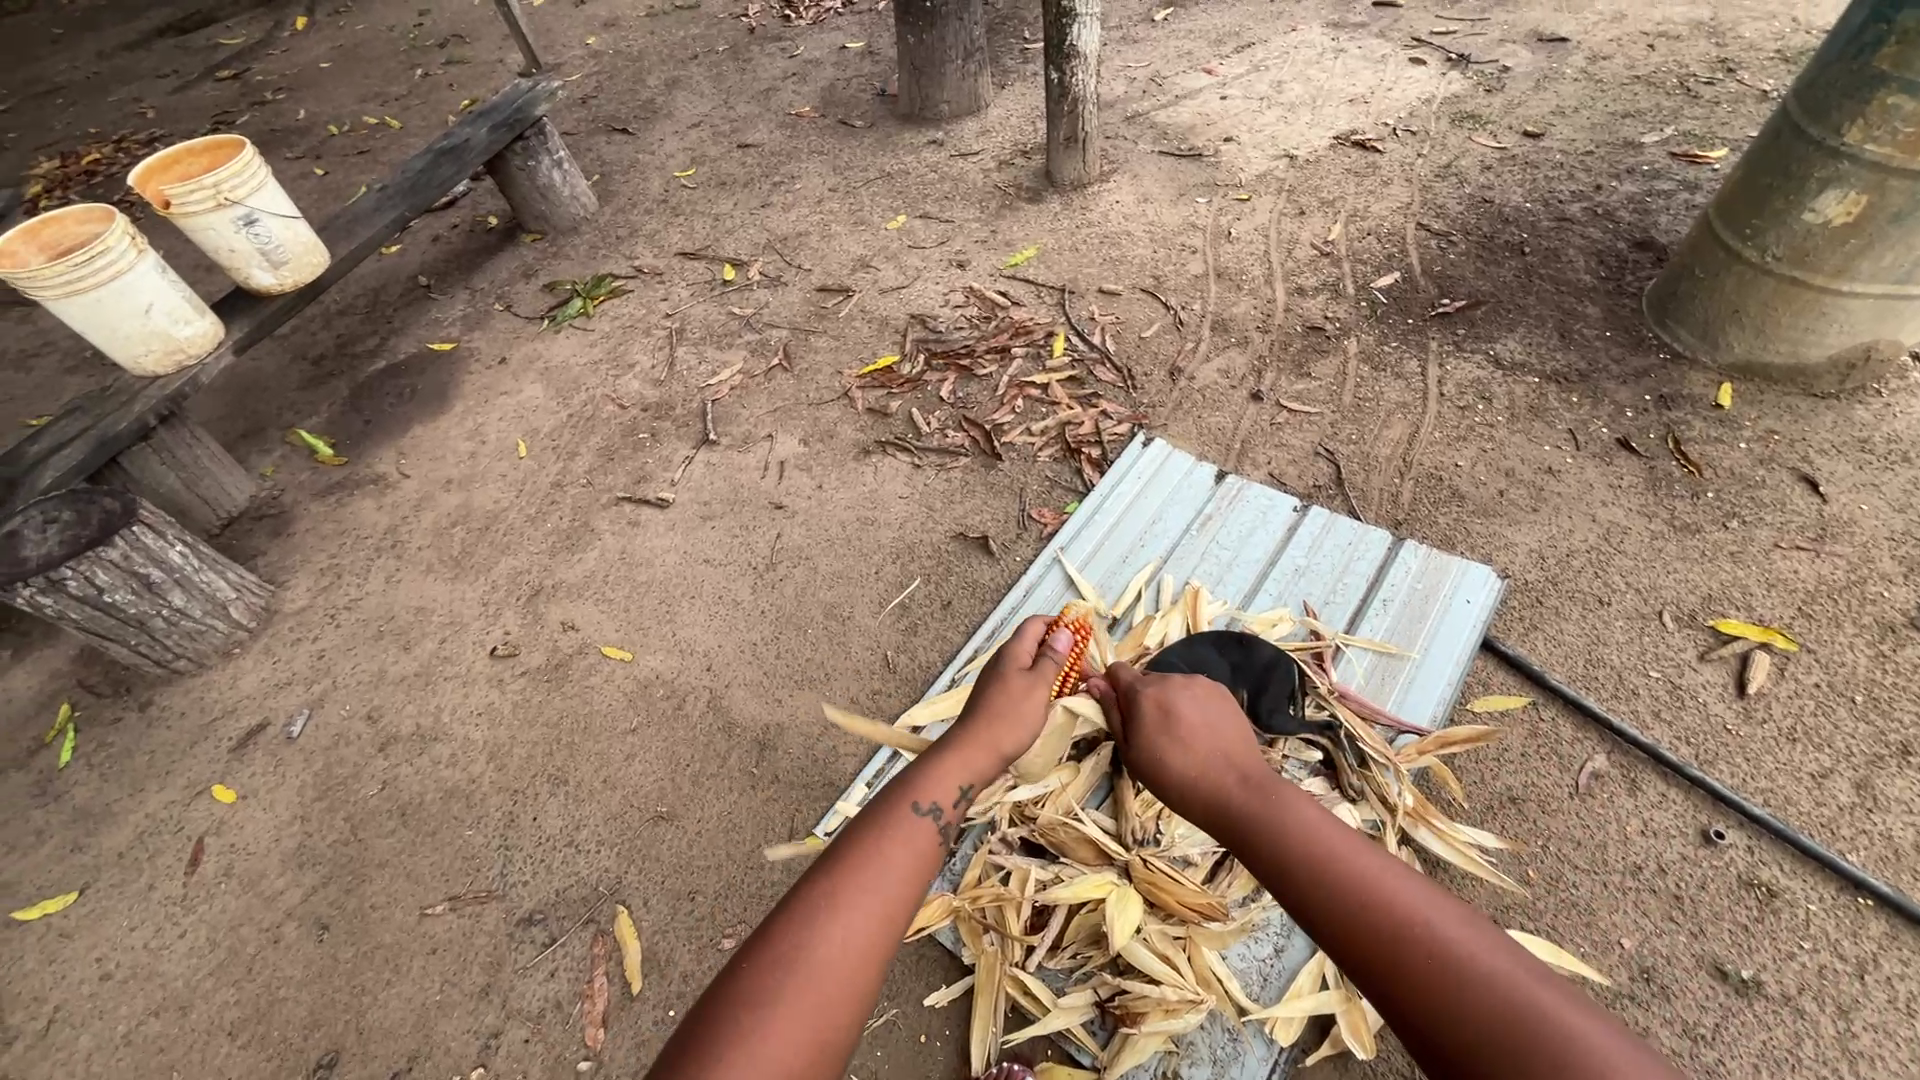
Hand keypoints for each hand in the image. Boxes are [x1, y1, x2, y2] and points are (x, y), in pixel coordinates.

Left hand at [945, 615, 1079, 768]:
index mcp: (1013, 650)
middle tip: (1085, 670)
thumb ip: (1051, 658)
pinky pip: (1024, 682)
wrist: (974, 752)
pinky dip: (1042, 686)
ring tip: (1076, 685)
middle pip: (1035, 643)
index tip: (1083, 637)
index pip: (1036, 623)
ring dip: (1054, 671)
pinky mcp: (999, 697)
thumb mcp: (1038, 685)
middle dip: (1062, 651)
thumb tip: (1064, 630)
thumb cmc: (1010, 717)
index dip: (1060, 625)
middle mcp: (1004, 660)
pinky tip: (1055, 700)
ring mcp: (999, 679)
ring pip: (1031, 665)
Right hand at [1085, 660, 1275, 831]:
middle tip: (1155, 733)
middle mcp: (1170, 678)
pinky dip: (1193, 705)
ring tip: (1183, 735)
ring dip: (1169, 701)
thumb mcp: (1131, 753)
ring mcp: (1199, 682)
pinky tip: (1203, 732)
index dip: (1114, 688)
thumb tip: (1093, 682)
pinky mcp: (1222, 691)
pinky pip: (1196, 691)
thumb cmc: (1173, 779)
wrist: (1235, 791)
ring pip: (1172, 685)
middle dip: (1144, 699)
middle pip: (1146, 680)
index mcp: (1142, 692)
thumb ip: (1111, 713)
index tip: (1122, 712)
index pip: (1116, 670)